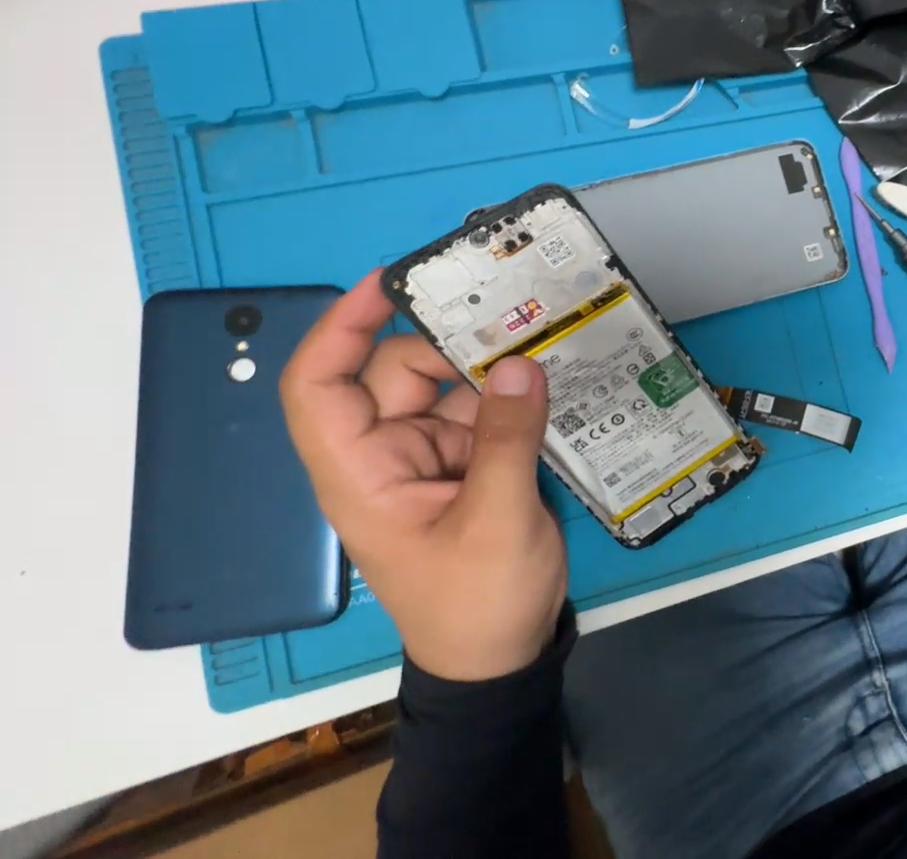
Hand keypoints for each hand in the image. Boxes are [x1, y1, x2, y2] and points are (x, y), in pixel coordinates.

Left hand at [281, 271, 567, 681]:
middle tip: (516, 319)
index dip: (340, 329)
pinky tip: (554, 379)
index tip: (389, 283)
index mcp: (362, 473)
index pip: (320, 387)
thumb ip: (506, 440)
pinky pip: (486, 414)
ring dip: (492, 368)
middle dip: (450, 345)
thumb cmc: (478, 599)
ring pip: (451, 390)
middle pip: (399, 375)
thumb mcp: (496, 520)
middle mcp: (388, 456)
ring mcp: (432, 460)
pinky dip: (515, 396)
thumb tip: (519, 363)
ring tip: (546, 342)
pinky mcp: (471, 467)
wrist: (502, 654)